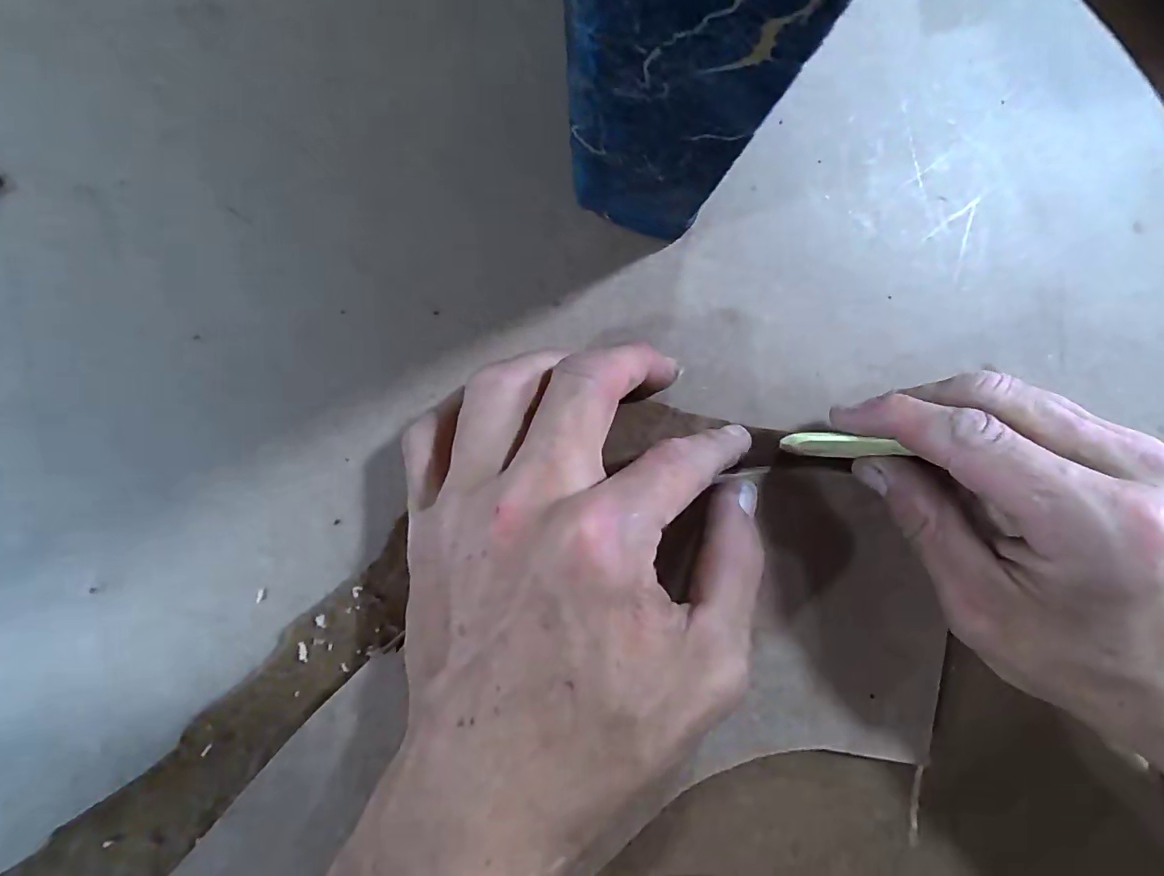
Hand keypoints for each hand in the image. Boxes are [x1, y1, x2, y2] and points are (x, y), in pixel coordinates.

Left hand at [331, 345, 763, 875]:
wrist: (481, 801)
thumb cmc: (606, 738)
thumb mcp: (712, 666)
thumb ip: (738, 565)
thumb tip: (736, 494)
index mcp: (606, 538)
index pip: (680, 458)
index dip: (718, 445)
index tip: (734, 446)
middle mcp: (530, 502)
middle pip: (583, 383)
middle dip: (636, 361)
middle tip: (664, 369)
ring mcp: (465, 509)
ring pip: (500, 387)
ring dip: (554, 364)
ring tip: (587, 372)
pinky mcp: (424, 529)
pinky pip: (431, 434)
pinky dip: (470, 408)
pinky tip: (504, 415)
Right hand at [832, 371, 1163, 758]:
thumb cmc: (1082, 668)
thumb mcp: (984, 612)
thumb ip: (928, 525)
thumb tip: (874, 463)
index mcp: (1092, 521)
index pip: (975, 437)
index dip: (901, 417)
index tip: (844, 417)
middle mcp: (1129, 464)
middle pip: (999, 397)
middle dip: (922, 401)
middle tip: (870, 426)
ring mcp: (1146, 447)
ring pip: (1023, 395)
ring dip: (955, 405)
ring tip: (910, 436)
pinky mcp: (1146, 444)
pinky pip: (1048, 410)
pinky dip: (994, 418)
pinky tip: (966, 446)